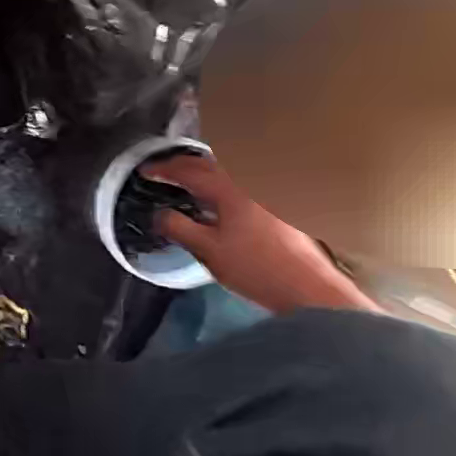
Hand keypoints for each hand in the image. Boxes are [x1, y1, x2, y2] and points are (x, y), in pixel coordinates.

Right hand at [140, 153, 379, 314]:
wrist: (312, 291)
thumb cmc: (256, 268)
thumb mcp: (208, 250)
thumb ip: (178, 227)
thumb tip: (159, 214)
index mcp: (229, 188)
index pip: (188, 171)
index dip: (162, 170)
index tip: (143, 172)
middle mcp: (249, 183)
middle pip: (210, 163)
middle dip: (183, 164)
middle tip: (163, 170)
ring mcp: (267, 193)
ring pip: (228, 171)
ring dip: (204, 171)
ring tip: (187, 179)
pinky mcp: (279, 207)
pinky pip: (241, 182)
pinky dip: (222, 183)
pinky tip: (217, 198)